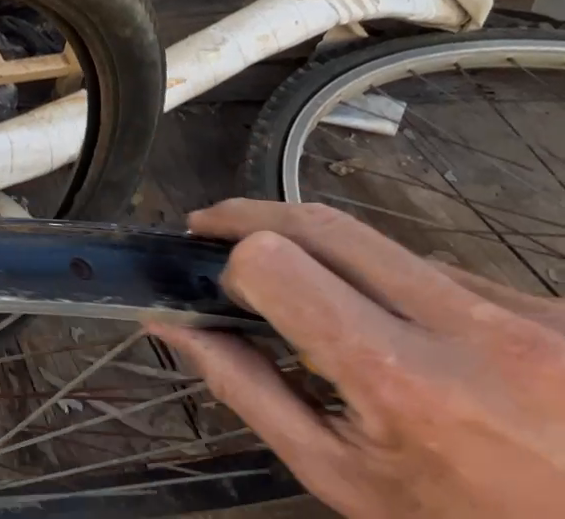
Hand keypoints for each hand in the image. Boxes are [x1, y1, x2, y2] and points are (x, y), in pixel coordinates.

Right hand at [150, 199, 564, 518]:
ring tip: (333, 307)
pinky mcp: (559, 309)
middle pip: (323, 223)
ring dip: (336, 261)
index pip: (274, 260)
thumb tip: (168, 321)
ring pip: (384, 245)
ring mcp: (530, 312)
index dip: (233, 267)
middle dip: (252, 217)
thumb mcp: (342, 476)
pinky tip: (416, 334)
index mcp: (404, 381)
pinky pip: (447, 271)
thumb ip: (246, 389)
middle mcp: (473, 330)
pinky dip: (405, 288)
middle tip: (212, 229)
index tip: (225, 292)